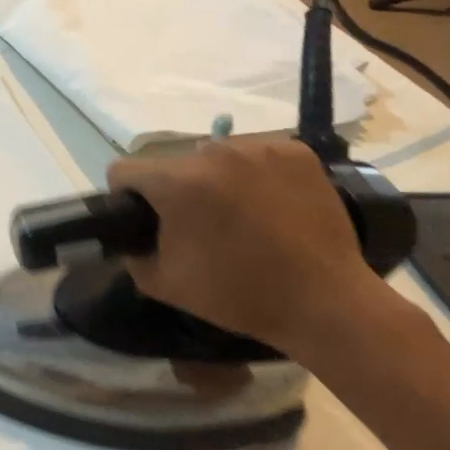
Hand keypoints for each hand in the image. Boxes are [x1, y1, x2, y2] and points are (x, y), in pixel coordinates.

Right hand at [106, 139, 392, 353]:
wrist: (324, 302)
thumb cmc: (237, 294)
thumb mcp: (161, 283)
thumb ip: (130, 251)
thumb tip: (128, 234)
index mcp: (178, 182)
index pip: (124, 169)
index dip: (126, 196)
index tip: (146, 220)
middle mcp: (215, 152)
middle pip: (172, 163)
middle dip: (176, 189)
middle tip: (198, 226)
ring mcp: (260, 147)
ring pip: (214, 155)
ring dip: (214, 178)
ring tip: (238, 215)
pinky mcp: (296, 151)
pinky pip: (255, 154)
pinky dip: (253, 174)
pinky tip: (268, 204)